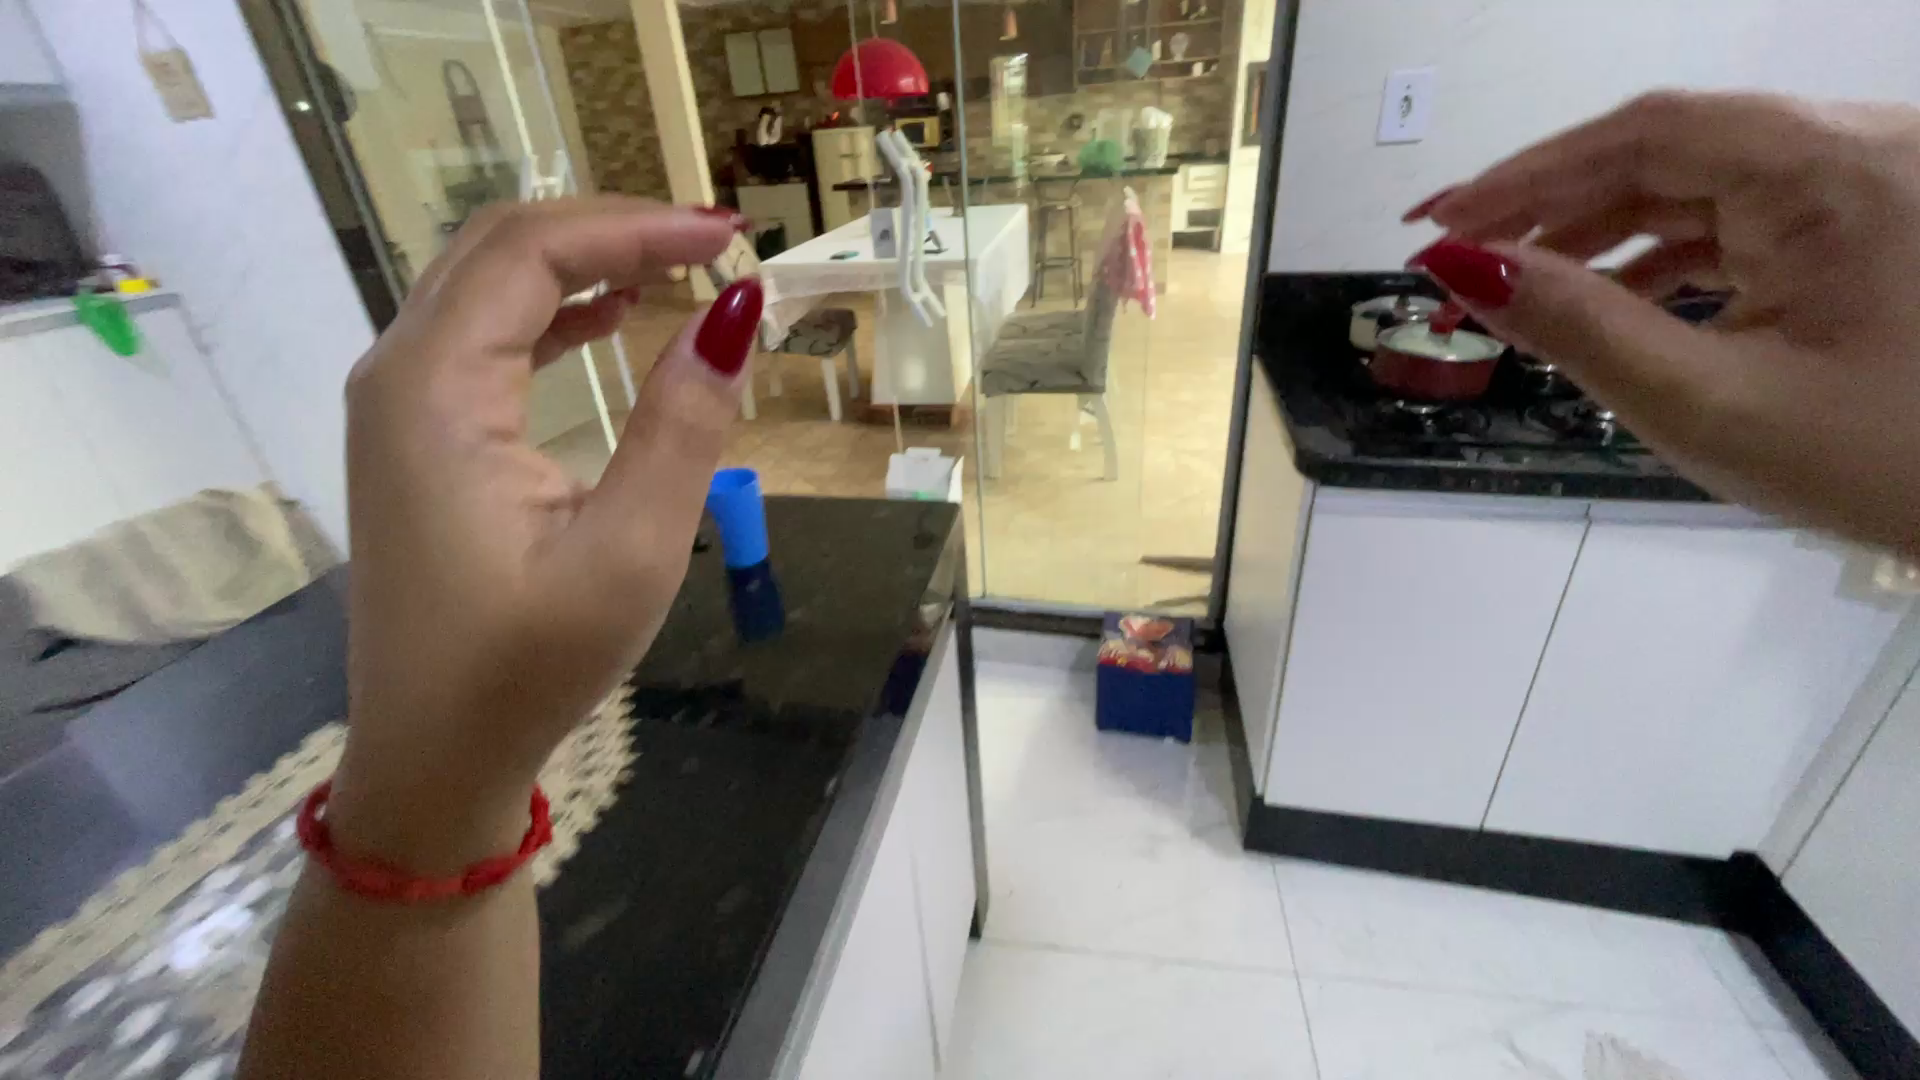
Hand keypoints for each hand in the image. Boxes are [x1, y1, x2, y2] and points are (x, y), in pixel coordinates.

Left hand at [327, 198, 760, 869]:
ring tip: (679, 266)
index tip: (729, 237)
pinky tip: (612, 317)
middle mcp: (402, 376)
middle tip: (715, 242)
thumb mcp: (631, 549)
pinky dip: (558, 313)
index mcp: (436, 392)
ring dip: (588, 264)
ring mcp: (405, 408)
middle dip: (613, 231)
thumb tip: (737, 315)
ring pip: (492, 288)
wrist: (439, 752)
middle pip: (502, 250)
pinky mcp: (426, 441)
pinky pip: (490, 340)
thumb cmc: (533, 663)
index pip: (532, 253)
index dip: (636, 228)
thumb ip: (683, 426)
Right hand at [1404, 91, 1919, 560]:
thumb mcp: (1693, 396)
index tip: (1435, 227)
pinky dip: (1636, 261)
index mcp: (1842, 174)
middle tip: (1449, 258)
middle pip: (1663, 153)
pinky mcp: (1853, 227)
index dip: (1526, 174)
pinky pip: (1718, 223)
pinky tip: (1586, 303)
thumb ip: (1570, 323)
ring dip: (1581, 236)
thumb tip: (1455, 268)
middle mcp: (1861, 152)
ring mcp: (1861, 188)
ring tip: (1501, 290)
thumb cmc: (1867, 458)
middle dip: (1542, 205)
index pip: (1651, 135)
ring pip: (1683, 188)